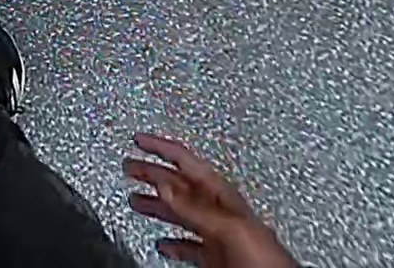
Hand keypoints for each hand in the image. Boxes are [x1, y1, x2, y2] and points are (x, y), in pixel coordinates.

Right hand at [125, 133, 296, 267]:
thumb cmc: (265, 257)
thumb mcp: (227, 224)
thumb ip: (194, 204)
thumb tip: (162, 182)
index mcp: (219, 191)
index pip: (183, 158)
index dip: (159, 146)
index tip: (137, 137)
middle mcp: (216, 207)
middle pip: (176, 182)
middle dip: (151, 172)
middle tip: (127, 165)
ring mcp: (216, 232)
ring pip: (178, 210)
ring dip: (156, 203)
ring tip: (134, 199)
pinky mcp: (216, 256)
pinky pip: (187, 243)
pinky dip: (171, 240)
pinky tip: (162, 242)